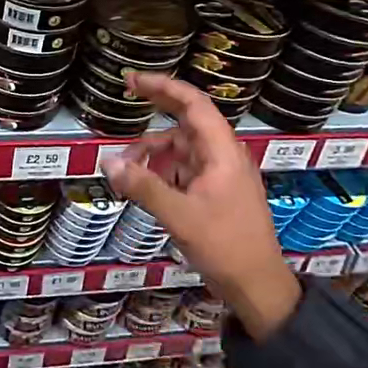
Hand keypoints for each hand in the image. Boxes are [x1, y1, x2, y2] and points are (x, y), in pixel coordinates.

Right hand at [100, 71, 300, 338]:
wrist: (258, 286)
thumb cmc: (225, 246)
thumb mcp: (179, 216)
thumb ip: (143, 186)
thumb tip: (109, 162)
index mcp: (221, 152)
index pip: (193, 104)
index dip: (163, 86)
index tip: (133, 80)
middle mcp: (222, 156)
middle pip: (186, 120)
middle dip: (157, 107)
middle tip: (127, 93)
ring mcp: (219, 174)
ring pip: (180, 148)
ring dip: (153, 151)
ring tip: (126, 169)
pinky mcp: (214, 192)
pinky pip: (182, 169)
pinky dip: (161, 171)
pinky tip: (143, 185)